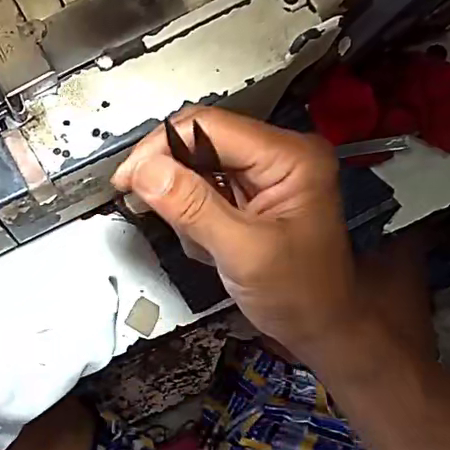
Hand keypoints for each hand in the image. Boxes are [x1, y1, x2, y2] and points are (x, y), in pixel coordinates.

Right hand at [112, 105, 361, 357]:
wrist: (319, 323)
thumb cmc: (302, 293)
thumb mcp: (243, 252)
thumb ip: (193, 208)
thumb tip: (149, 172)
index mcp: (290, 157)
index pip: (207, 127)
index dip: (160, 148)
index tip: (129, 177)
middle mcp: (275, 155)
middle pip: (196, 138)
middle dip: (163, 169)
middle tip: (136, 196)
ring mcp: (258, 173)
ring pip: (191, 161)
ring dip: (174, 194)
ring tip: (188, 232)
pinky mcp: (243, 191)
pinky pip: (195, 183)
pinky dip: (183, 208)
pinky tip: (197, 234)